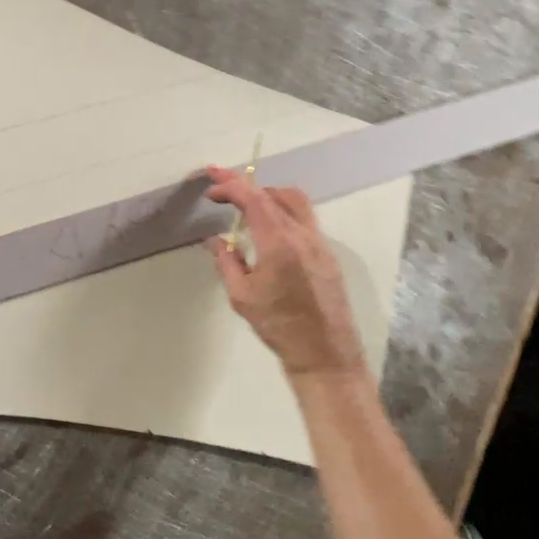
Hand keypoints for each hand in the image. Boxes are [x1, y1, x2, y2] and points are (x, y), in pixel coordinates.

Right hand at [203, 166, 365, 379]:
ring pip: (296, 202)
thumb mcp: (241, 295)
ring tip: (247, 202)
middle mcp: (303, 236)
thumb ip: (226, 262)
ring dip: (269, 194)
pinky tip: (268, 228)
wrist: (324, 353)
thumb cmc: (277, 326)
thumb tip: (215, 240)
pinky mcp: (327, 255)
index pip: (253, 199)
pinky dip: (283, 210)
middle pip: (275, 194)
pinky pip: (305, 219)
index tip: (211, 186)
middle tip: (222, 186)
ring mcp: (320, 244)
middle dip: (246, 185)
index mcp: (279, 243)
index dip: (230, 186)